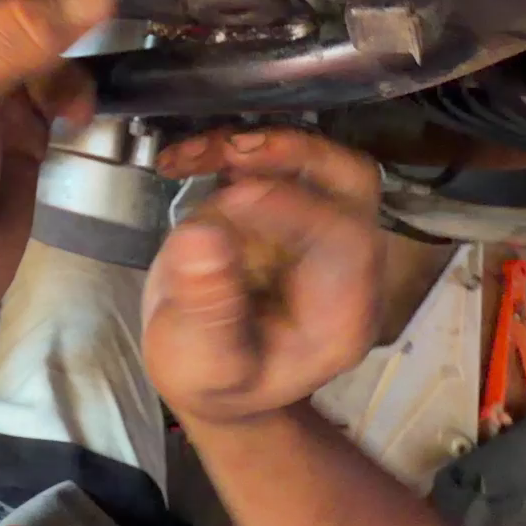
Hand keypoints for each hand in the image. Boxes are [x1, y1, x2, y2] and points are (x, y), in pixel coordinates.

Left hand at [0, 0, 117, 340]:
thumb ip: (17, 35)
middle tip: (104, 3)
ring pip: (47, 45)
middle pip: (19, 0)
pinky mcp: (22, 132)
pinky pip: (60, 90)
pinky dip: (75, 93)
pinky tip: (76, 113)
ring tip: (71, 92)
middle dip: (59, 4)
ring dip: (69, 57)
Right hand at [142, 129, 384, 424]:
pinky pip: (260, 160)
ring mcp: (307, 228)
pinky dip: (220, 150)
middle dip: (291, 152)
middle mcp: (336, 259)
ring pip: (304, 158)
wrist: (206, 371)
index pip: (342, 235)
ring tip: (188, 156)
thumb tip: (202, 239)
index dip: (290, 205)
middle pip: (347, 180)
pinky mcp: (272, 208)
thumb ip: (208, 309)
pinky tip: (178, 161)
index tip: (229, 200)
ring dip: (245, 145)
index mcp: (338, 306)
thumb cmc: (214, 380)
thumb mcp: (205, 363)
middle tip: (232, 150)